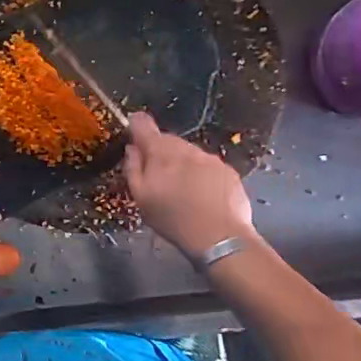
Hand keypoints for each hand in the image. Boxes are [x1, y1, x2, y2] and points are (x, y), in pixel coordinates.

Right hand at [122, 112, 253, 259]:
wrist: (220, 237)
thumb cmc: (172, 218)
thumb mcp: (140, 197)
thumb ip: (133, 168)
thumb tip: (132, 148)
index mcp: (160, 153)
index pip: (144, 126)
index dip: (136, 124)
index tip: (133, 125)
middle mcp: (186, 149)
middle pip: (168, 140)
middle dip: (160, 150)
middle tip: (156, 173)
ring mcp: (210, 159)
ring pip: (189, 152)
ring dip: (181, 162)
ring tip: (181, 187)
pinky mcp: (229, 171)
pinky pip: (208, 165)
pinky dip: (200, 173)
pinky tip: (201, 194)